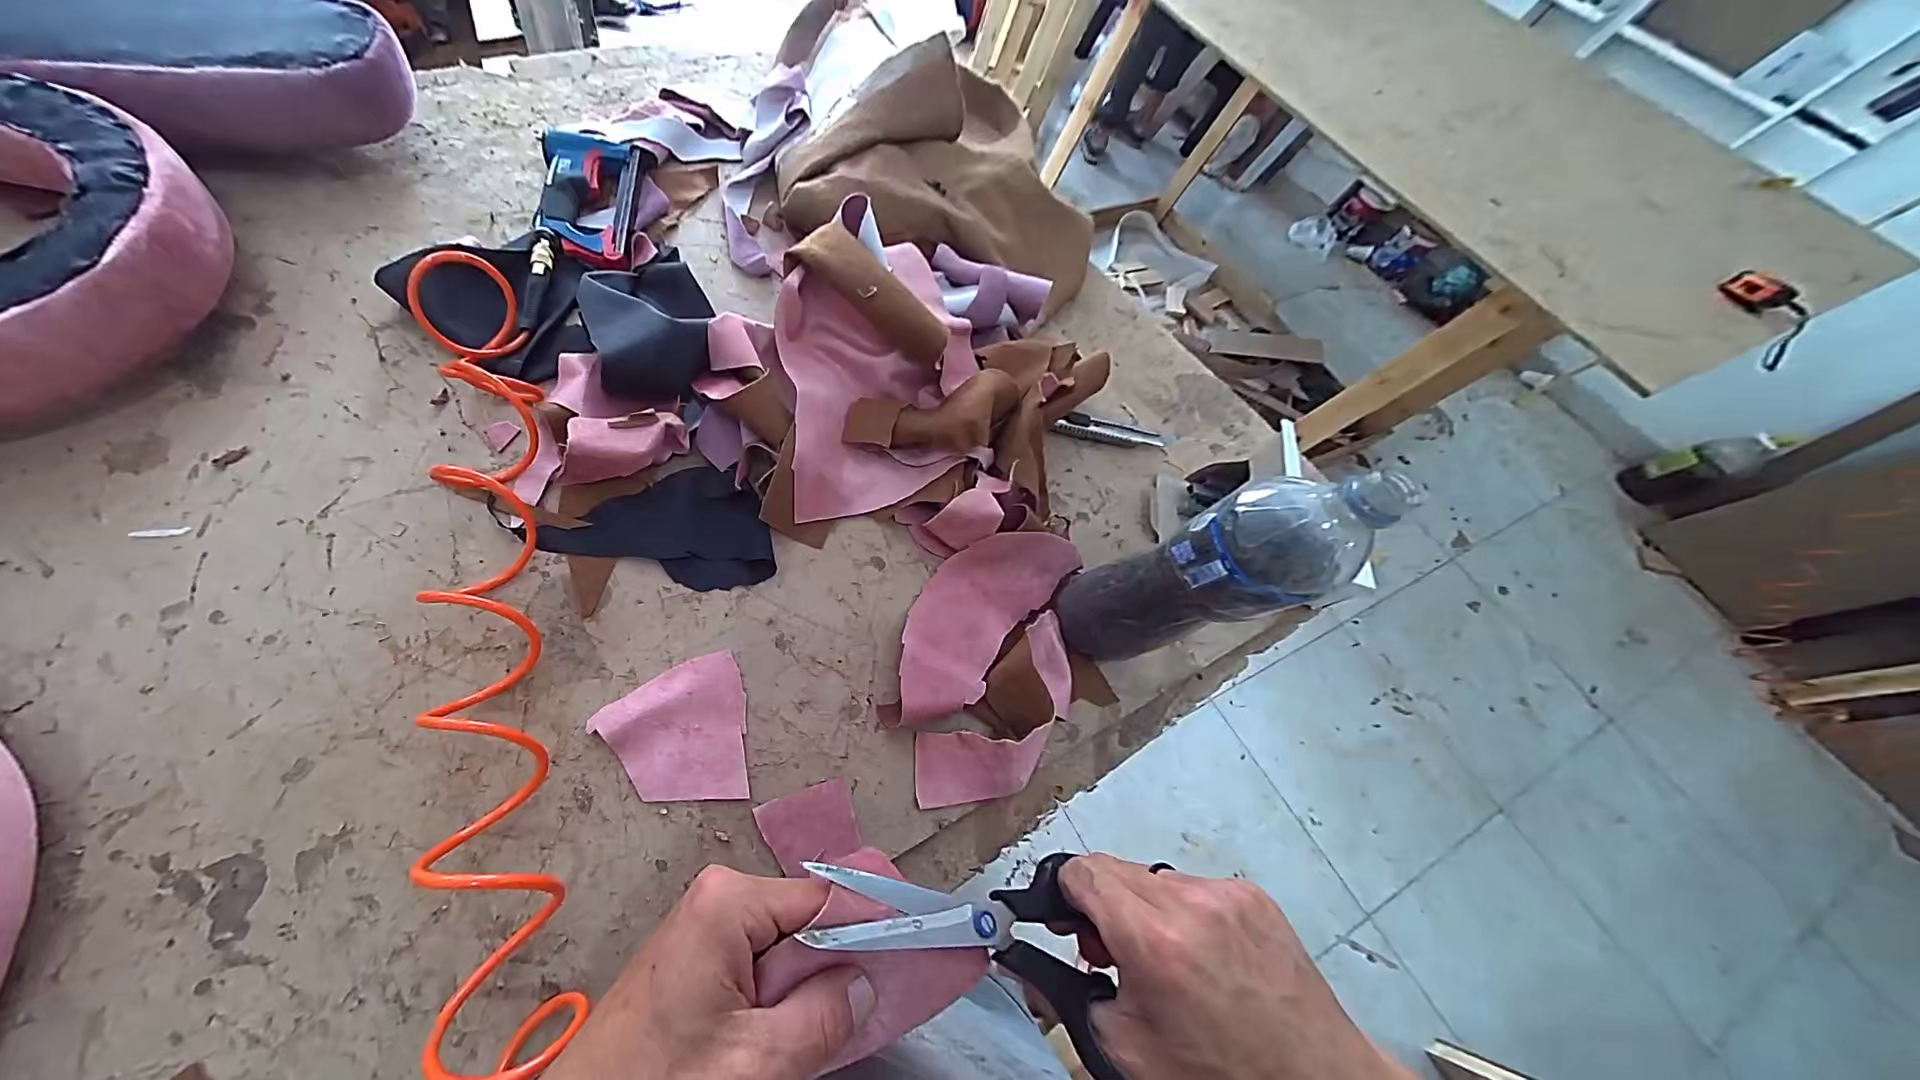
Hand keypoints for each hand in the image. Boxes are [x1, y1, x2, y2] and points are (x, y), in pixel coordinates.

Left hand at [546, 865, 875, 1079]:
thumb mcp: (753, 1063)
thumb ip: (821, 1019)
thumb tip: (864, 983)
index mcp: (729, 901)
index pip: (825, 898)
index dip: (870, 926)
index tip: (910, 950)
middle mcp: (717, 897)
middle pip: (806, 919)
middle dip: (834, 963)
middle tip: (862, 1005)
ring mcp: (704, 923)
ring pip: (785, 944)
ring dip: (806, 984)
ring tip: (820, 1026)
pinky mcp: (696, 953)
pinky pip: (759, 960)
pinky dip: (780, 991)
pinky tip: (786, 1026)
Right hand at [1058, 854, 1411, 1079]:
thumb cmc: (1218, 1076)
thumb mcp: (1124, 1047)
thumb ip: (1060, 991)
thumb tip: (1020, 957)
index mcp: (1154, 938)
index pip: (1082, 871)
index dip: (1064, 893)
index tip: (1066, 921)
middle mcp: (1190, 901)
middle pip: (1114, 868)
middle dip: (1100, 902)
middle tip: (1108, 950)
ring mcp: (1226, 892)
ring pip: (1152, 875)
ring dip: (1140, 904)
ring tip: (1161, 957)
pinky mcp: (1252, 893)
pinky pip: (1192, 884)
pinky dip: (1180, 909)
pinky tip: (1198, 953)